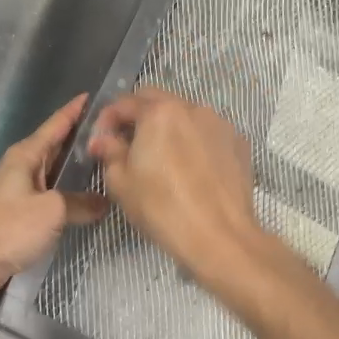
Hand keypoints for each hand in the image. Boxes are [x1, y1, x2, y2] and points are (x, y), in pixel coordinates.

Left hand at [0, 95, 105, 290]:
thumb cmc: (8, 228)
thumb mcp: (52, 211)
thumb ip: (80, 203)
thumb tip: (104, 202)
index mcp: (25, 155)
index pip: (55, 125)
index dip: (74, 110)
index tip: (92, 95)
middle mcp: (19, 166)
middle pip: (53, 146)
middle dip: (78, 137)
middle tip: (109, 131)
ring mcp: (16, 190)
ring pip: (51, 171)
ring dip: (73, 166)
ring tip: (102, 162)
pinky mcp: (16, 212)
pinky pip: (47, 193)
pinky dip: (64, 190)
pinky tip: (82, 197)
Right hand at [87, 87, 265, 286]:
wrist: (220, 237)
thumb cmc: (162, 208)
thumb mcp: (121, 182)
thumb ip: (109, 152)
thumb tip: (103, 141)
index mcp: (159, 113)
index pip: (124, 103)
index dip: (107, 119)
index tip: (100, 141)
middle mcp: (191, 108)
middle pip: (157, 101)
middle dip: (138, 116)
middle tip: (128, 144)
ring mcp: (219, 124)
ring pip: (186, 115)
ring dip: (168, 127)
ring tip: (162, 156)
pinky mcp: (239, 143)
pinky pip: (207, 133)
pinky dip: (194, 141)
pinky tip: (190, 168)